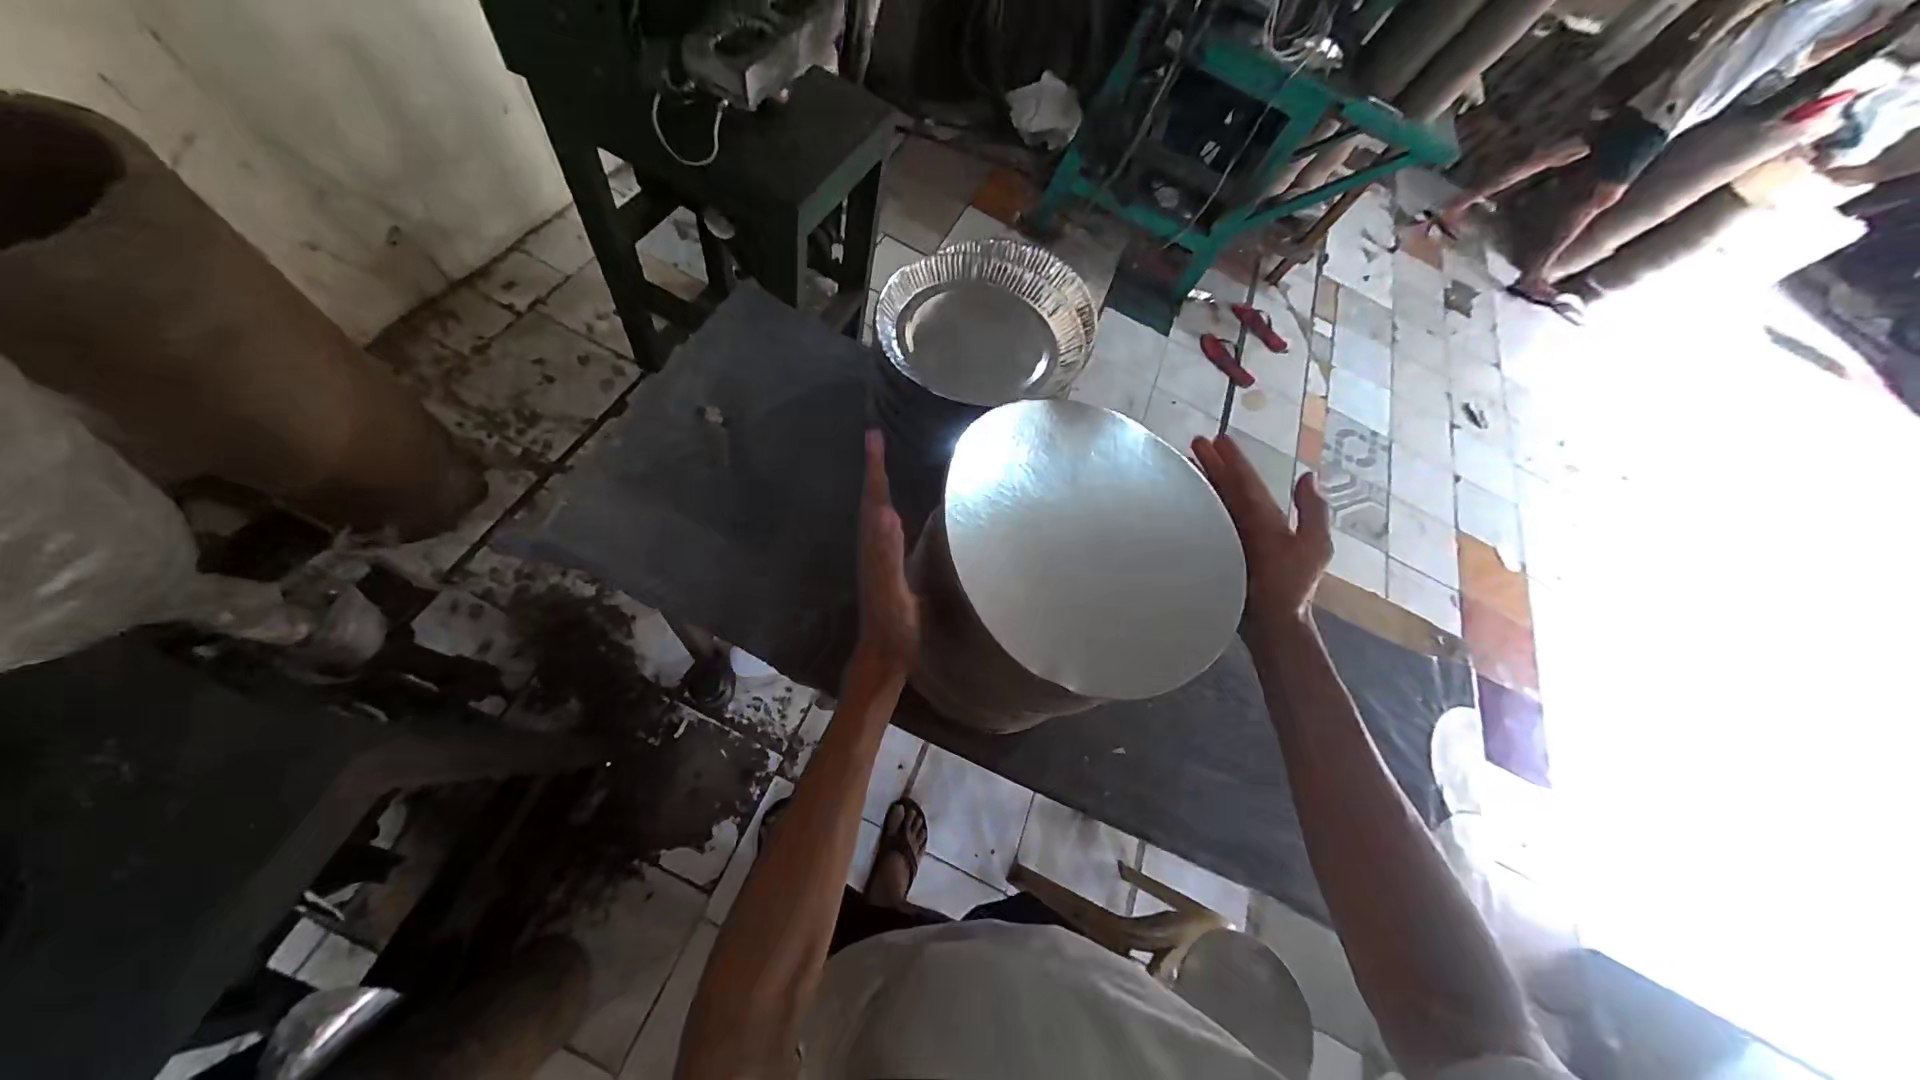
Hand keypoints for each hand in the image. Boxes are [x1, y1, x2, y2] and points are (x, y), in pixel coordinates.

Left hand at [856, 430, 918, 669]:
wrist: (884, 655)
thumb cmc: (893, 629)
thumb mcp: (892, 594)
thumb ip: (889, 557)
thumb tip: (886, 514)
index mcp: (876, 548)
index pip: (875, 501)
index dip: (875, 469)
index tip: (873, 436)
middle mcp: (873, 547)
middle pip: (872, 500)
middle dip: (874, 468)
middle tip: (876, 437)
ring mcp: (879, 557)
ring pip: (876, 512)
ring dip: (879, 485)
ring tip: (883, 461)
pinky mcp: (887, 567)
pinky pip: (885, 527)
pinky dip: (887, 507)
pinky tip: (896, 508)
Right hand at [1191, 435, 1332, 633]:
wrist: (1271, 623)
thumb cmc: (1291, 587)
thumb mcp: (1315, 547)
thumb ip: (1313, 512)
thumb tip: (1309, 476)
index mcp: (1268, 518)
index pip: (1248, 482)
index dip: (1234, 460)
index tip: (1218, 438)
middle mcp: (1248, 524)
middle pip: (1227, 488)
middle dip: (1212, 464)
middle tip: (1194, 441)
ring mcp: (1230, 539)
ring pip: (1214, 502)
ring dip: (1200, 481)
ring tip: (1183, 463)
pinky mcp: (1216, 553)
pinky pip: (1204, 523)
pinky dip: (1194, 507)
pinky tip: (1181, 499)